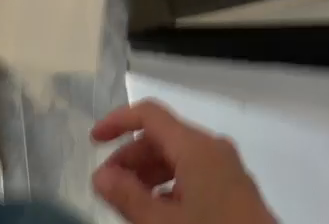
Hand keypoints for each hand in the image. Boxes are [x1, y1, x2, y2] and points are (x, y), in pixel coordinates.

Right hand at [91, 101, 278, 223]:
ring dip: (150, 175)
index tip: (93, 141)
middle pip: (164, 138)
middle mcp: (214, 148)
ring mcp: (228, 168)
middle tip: (107, 186)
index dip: (118, 122)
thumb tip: (101, 174)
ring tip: (129, 204)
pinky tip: (160, 214)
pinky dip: (171, 187)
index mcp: (197, 146)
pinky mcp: (236, 190)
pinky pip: (195, 175)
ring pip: (180, 159)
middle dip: (131, 157)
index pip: (150, 115)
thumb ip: (128, 198)